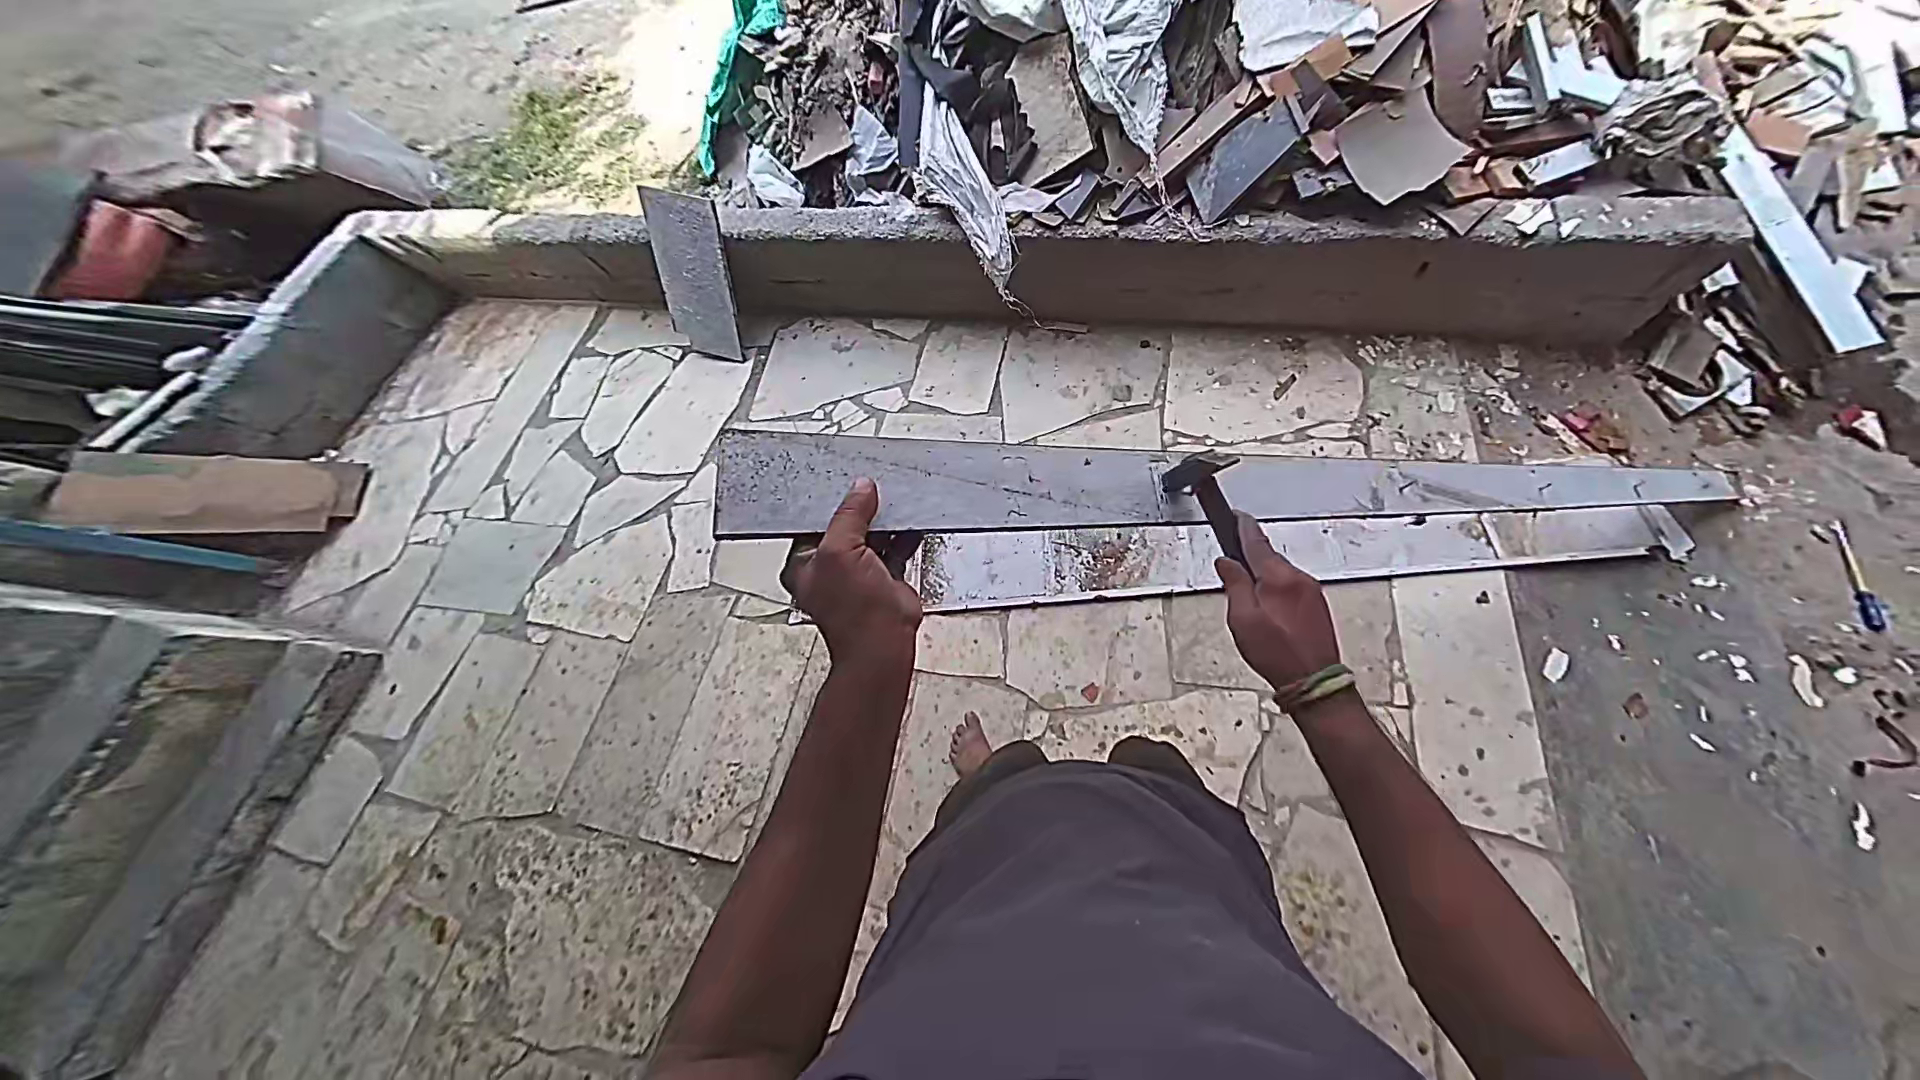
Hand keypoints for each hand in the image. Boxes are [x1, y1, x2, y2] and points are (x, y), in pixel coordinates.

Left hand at [782, 478, 922, 659]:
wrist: (884, 644)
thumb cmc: (853, 613)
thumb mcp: (839, 551)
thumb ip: (849, 516)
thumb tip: (861, 489)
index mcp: (804, 563)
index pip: (813, 521)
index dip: (830, 503)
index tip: (845, 483)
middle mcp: (829, 567)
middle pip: (845, 526)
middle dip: (861, 510)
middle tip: (873, 490)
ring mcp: (858, 573)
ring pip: (871, 536)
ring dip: (885, 522)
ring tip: (895, 500)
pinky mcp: (885, 577)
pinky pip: (893, 548)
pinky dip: (903, 536)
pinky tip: (910, 522)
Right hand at [1215, 512, 1342, 691]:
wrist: (1313, 682)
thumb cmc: (1278, 654)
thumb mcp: (1242, 618)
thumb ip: (1234, 584)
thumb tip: (1226, 562)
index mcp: (1279, 578)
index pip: (1256, 542)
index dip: (1243, 526)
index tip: (1236, 515)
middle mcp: (1300, 579)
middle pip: (1268, 558)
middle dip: (1248, 560)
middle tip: (1230, 568)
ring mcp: (1312, 592)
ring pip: (1279, 574)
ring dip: (1261, 579)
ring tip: (1248, 602)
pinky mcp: (1316, 605)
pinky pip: (1290, 587)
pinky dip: (1274, 590)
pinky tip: (1267, 609)